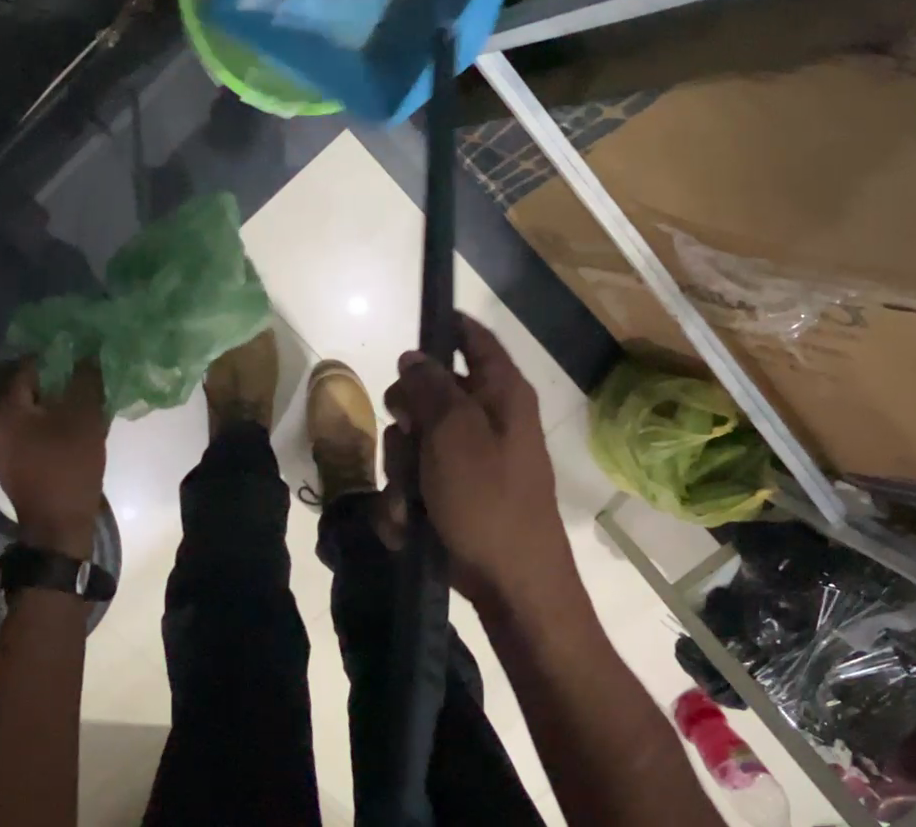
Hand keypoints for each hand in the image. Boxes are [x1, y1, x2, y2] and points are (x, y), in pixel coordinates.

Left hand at [0, 360, 109, 560]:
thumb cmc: (68, 465)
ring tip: (78, 395)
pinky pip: (27, 430)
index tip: (76, 350)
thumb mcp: (84, 417)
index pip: (26, 367)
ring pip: (26, 411)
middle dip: (50, 378)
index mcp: (5, 409)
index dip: (52, 356)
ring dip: (49, 401)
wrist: (58, 525)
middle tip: (79, 371)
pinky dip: (45, 421)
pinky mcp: (11, 462)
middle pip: (23, 389)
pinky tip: (69, 422)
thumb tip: (88, 353)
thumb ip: (85, 380)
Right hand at [383, 314, 572, 603]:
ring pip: (411, 444)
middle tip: (410, 444)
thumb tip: (413, 356)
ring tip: (411, 503)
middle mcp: (487, 421)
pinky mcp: (454, 498)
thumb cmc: (488, 501)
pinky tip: (410, 525)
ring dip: (402, 475)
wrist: (513, 586)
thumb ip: (430, 387)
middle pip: (426, 395)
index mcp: (501, 395)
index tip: (411, 336)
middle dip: (406, 424)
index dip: (445, 328)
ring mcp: (469, 462)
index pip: (474, 339)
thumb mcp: (454, 434)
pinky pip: (413, 484)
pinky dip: (406, 505)